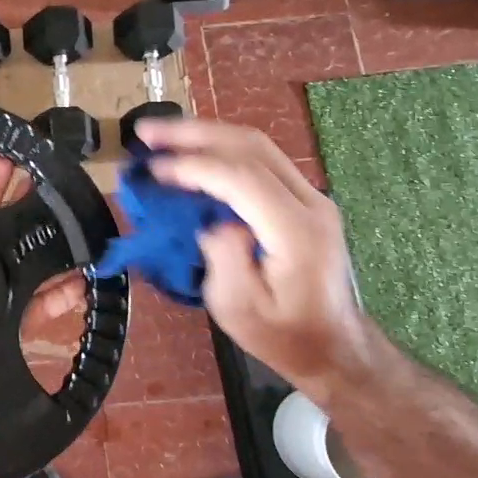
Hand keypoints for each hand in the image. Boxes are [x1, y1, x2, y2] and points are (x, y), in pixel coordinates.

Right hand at [137, 118, 381, 401]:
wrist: (331, 346)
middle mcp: (310, 203)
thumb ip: (224, 257)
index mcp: (297, 232)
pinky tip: (190, 153)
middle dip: (194, 134)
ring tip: (160, 136)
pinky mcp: (301, 199)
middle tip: (146, 132)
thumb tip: (211, 219)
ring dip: (205, 135)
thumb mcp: (240, 309)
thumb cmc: (282, 335)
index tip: (154, 169)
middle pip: (251, 147)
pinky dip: (219, 150)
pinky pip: (259, 160)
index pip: (243, 178)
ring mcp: (310, 197)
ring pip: (256, 146)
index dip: (195, 167)